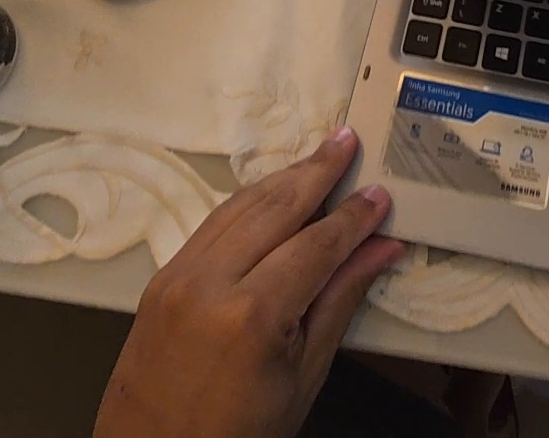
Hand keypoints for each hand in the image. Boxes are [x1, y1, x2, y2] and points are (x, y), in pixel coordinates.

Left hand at [94, 127, 404, 437]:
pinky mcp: (163, 273)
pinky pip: (216, 221)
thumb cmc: (241, 432)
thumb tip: (385, 246)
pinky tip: (276, 189)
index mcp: (252, 316)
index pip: (317, 245)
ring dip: (286, 176)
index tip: (381, 193)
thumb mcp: (303, 373)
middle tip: (348, 139)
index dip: (353, 217)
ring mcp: (179, 273)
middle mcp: (210, 281)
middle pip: (277, 207)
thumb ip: (343, 298)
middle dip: (318, 170)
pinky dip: (252, 198)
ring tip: (320, 154)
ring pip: (243, 204)